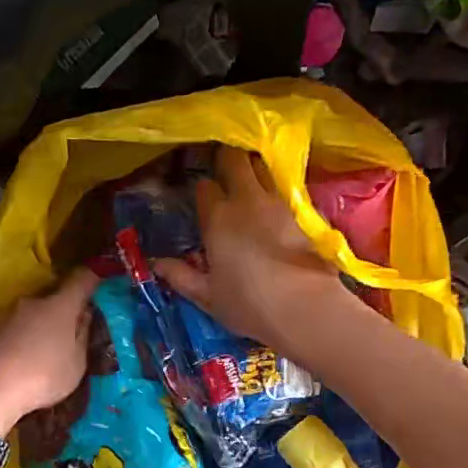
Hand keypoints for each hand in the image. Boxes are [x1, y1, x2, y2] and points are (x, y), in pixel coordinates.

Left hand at [0, 268, 99, 436]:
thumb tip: (85, 313)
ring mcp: (9, 313)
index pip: (82, 279)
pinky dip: (28, 335)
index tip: (104, 277)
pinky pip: (20, 326)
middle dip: (68, 308)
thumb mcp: (76, 363)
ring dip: (46, 323)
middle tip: (77, 328)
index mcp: (60, 305)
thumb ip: (83, 334)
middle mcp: (33, 301)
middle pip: (56, 297)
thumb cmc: (42, 376)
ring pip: (36, 312)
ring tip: (51, 348)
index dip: (95, 276)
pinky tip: (28, 356)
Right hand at [155, 145, 348, 354]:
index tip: (204, 203)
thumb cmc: (249, 305)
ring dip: (257, 170)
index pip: (204, 187)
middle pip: (235, 159)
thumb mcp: (208, 297)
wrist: (305, 308)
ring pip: (264, 167)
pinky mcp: (308, 211)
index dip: (203, 192)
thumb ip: (182, 277)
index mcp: (218, 218)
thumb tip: (159, 264)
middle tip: (227, 176)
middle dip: (229, 161)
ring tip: (254, 186)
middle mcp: (248, 200)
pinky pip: (289, 188)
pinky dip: (281, 191)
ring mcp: (280, 202)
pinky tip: (280, 208)